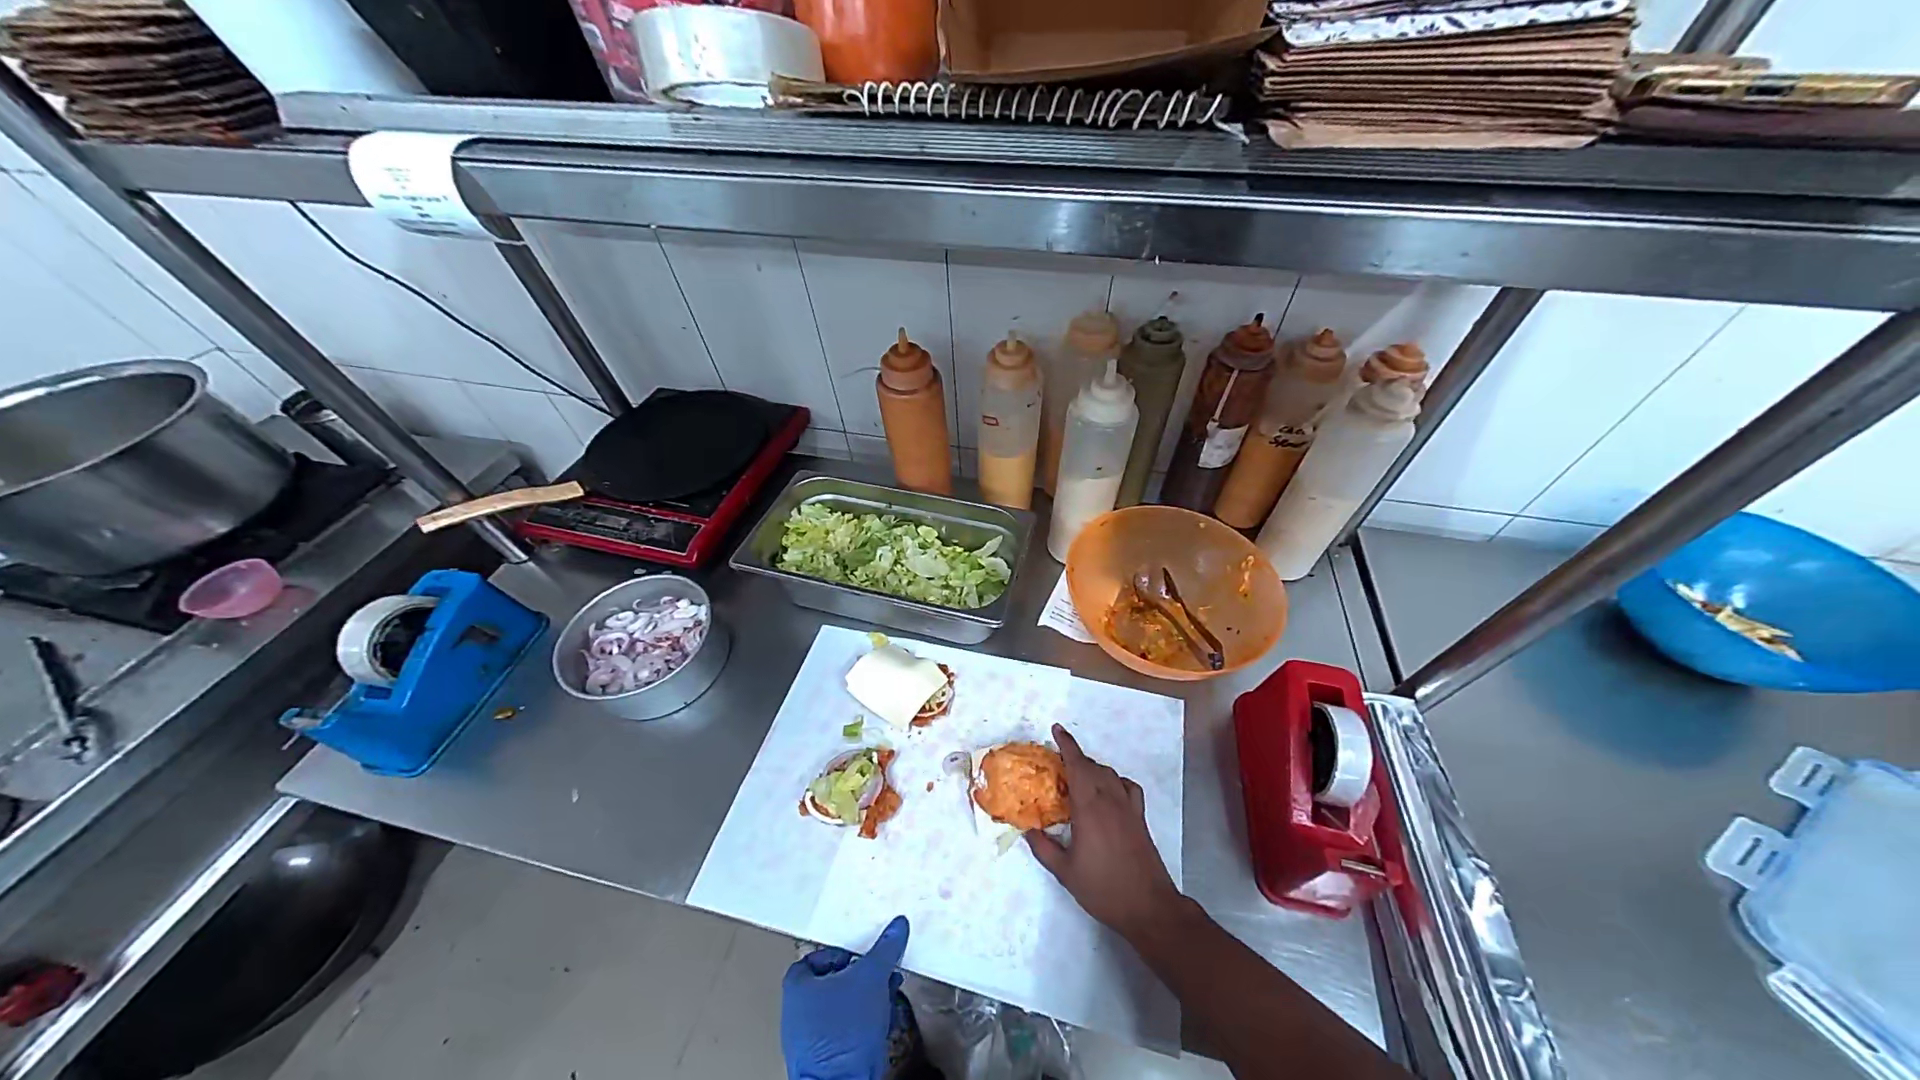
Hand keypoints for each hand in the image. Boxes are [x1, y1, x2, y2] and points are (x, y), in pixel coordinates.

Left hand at [780, 915, 908, 1079]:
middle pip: (834, 980)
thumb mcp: (871, 977)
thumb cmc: (843, 1031)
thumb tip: (897, 926)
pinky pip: (849, 1030)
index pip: (817, 956)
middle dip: (863, 975)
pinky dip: (866, 1021)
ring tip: (888, 993)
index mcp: (798, 987)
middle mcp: (799, 1012)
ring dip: (869, 997)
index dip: (842, 952)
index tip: (861, 953)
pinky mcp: (829, 1057)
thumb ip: (885, 949)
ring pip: (844, 1005)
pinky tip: (884, 1019)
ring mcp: (812, 1038)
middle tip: (880, 971)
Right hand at [1026, 725, 1183, 939]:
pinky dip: (1116, 781)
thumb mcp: (1065, 872)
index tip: (1056, 730)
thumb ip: (1044, 848)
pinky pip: (1128, 787)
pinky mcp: (1140, 819)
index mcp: (1089, 808)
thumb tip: (1029, 830)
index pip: (1078, 765)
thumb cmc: (1103, 889)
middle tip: (1057, 761)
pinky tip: (1109, 791)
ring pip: (1110, 774)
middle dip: (1075, 758)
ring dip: (1094, 768)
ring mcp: (1128, 808)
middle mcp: (1110, 800)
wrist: (1148, 906)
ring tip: (1079, 776)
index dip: (1067, 745)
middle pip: (1093, 766)